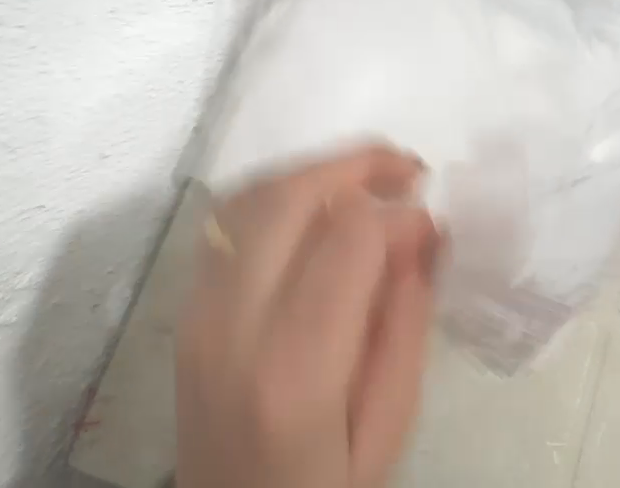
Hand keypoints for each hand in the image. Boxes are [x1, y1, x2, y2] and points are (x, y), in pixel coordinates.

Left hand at [176, 147, 441, 487]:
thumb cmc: (325, 481)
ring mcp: (198, 313)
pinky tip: (322, 209)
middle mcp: (233, 326)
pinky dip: (282, 194)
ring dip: (317, 171)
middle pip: (288, 198)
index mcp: (295, 367)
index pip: (349, 238)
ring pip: (249, 195)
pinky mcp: (187, 309)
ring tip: (370, 180)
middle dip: (358, 164)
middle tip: (410, 171)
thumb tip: (421, 233)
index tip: (432, 229)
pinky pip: (229, 221)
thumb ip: (407, 320)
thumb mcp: (390, 420)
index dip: (401, 215)